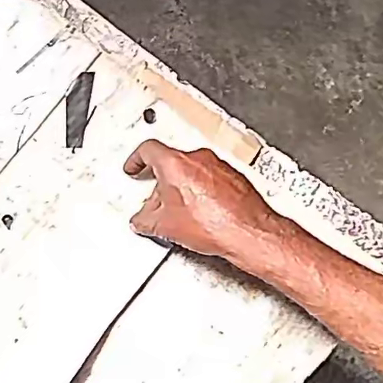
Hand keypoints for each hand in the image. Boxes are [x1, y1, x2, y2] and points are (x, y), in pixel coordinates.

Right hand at [123, 140, 291, 267]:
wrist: (249, 232)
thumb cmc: (214, 224)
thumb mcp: (166, 226)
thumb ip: (145, 219)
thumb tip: (142, 220)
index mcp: (176, 163)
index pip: (148, 150)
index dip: (136, 159)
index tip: (134, 167)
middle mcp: (198, 158)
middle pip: (171, 162)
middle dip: (161, 182)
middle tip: (155, 200)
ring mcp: (218, 166)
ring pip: (192, 170)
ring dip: (183, 187)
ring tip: (181, 211)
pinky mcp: (234, 177)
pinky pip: (211, 178)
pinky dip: (201, 191)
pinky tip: (202, 212)